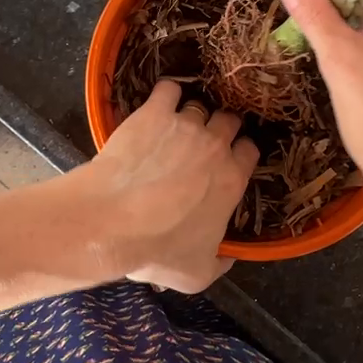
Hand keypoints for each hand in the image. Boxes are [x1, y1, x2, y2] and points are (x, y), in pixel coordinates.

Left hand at [81, 81, 256, 291]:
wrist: (112, 221)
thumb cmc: (156, 249)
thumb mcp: (197, 273)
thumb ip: (220, 262)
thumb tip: (228, 259)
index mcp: (232, 180)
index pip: (250, 151)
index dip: (240, 153)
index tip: (228, 159)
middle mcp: (215, 145)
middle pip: (229, 120)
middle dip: (220, 127)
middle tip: (202, 140)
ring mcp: (185, 124)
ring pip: (198, 105)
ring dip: (190, 114)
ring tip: (175, 126)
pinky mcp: (155, 112)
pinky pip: (169, 88)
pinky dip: (166, 93)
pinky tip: (158, 103)